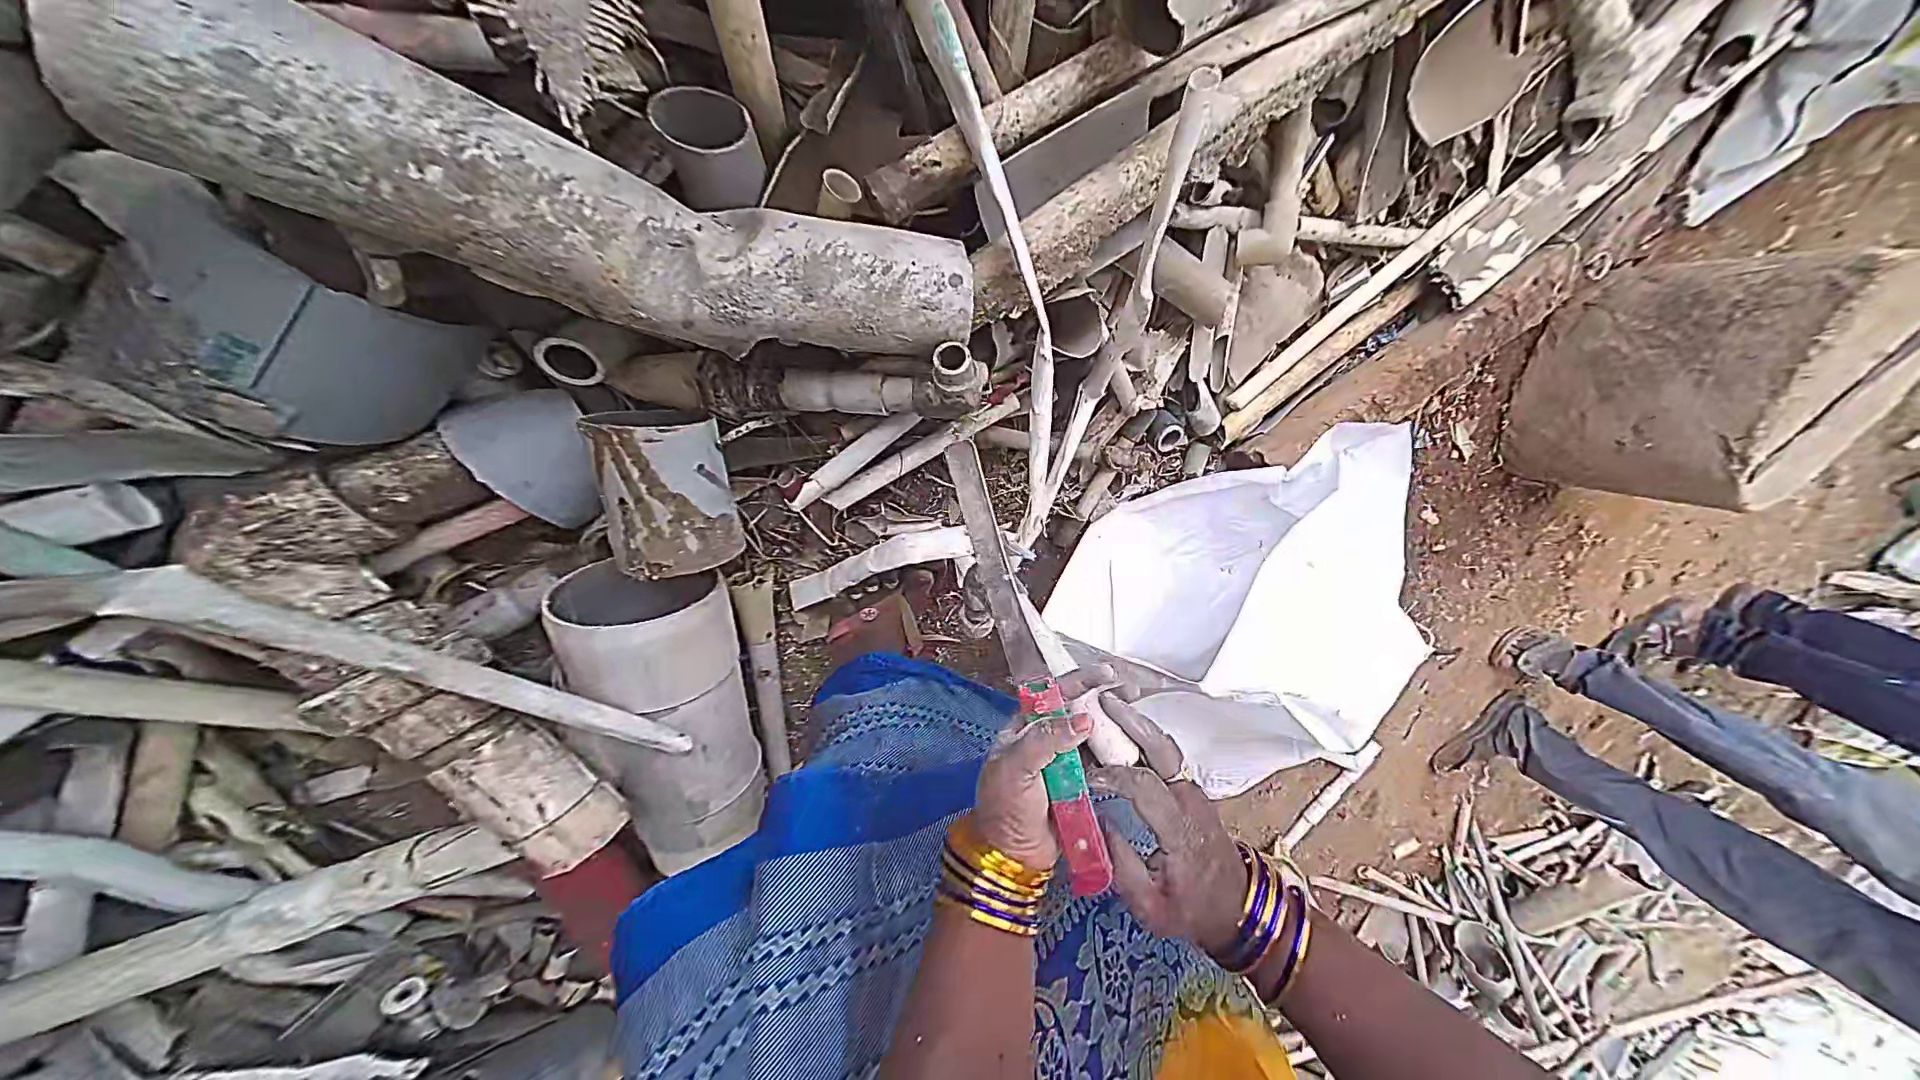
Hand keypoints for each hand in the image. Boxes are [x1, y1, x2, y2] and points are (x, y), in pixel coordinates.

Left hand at [972, 665, 1114, 866]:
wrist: (1013, 855)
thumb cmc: (1003, 807)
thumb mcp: (1016, 768)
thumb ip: (1045, 740)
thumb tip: (1083, 720)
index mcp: (1024, 728)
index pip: (1053, 694)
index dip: (1080, 681)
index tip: (1106, 675)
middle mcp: (1045, 739)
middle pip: (1078, 711)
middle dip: (1104, 699)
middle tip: (1131, 691)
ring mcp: (1063, 761)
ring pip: (1093, 737)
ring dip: (1113, 727)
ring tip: (1136, 722)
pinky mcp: (1079, 784)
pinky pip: (1101, 764)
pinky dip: (1116, 756)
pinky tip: (1132, 751)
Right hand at [1086, 697, 1247, 956]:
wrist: (1238, 909)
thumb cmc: (1193, 910)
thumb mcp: (1151, 907)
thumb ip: (1122, 866)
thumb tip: (1098, 825)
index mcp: (1180, 830)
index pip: (1145, 786)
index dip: (1113, 776)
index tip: (1086, 776)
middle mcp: (1190, 802)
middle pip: (1163, 750)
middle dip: (1132, 723)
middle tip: (1102, 702)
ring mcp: (1194, 792)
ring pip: (1166, 747)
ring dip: (1138, 724)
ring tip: (1109, 704)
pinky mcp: (1191, 790)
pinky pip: (1167, 755)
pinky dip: (1144, 736)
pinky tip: (1124, 726)